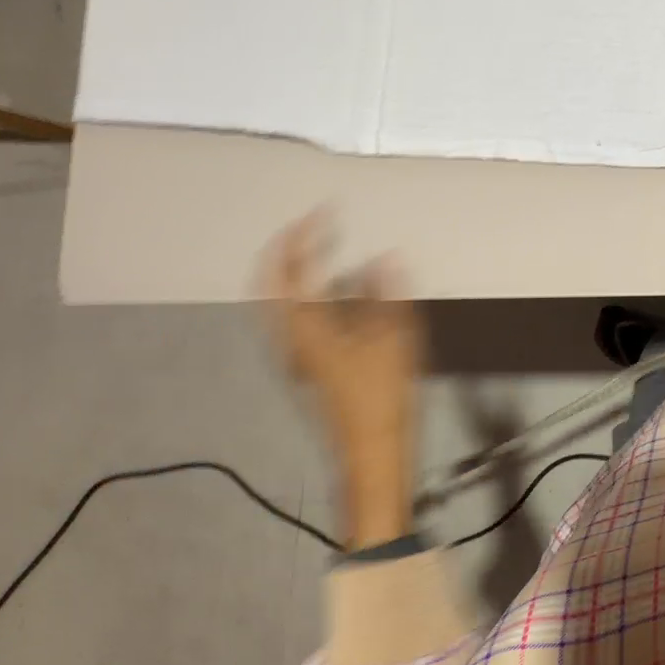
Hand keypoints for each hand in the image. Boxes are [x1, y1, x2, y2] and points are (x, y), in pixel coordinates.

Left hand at [261, 213, 422, 548]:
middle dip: (289, 250)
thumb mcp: (392, 340)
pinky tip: (346, 295)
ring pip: (283, 302)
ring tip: (328, 252)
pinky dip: (315, 295)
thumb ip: (385, 295)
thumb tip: (384, 258)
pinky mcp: (311, 366)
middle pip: (271, 283)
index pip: (291, 267)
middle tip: (313, 226)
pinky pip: (301, 318)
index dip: (305, 234)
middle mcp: (289, 338)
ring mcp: (297, 355)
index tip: (326, 210)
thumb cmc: (380, 397)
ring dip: (299, 272)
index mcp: (303, 327)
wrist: (371, 454)